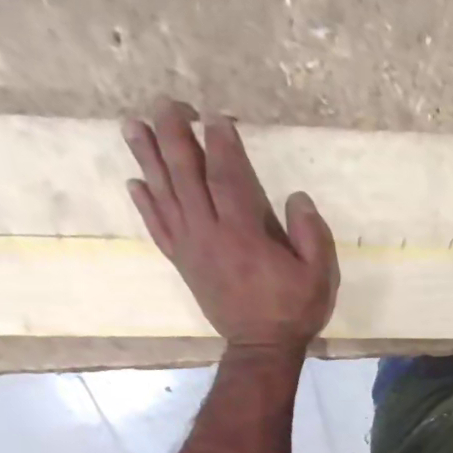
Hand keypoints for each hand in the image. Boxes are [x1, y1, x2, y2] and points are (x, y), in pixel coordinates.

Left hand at [123, 100, 338, 352]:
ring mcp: (191, 247)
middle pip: (185, 174)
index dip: (220, 142)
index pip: (227, 175)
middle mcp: (210, 232)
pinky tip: (135, 182)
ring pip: (164, 194)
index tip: (216, 115)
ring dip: (147, 158)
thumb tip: (297, 197)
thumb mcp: (320, 273)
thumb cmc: (295, 310)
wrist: (262, 348)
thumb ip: (312, 233)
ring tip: (132, 124)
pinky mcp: (183, 263)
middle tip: (168, 104)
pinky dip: (145, 204)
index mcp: (245, 232)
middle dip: (174, 134)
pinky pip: (157, 227)